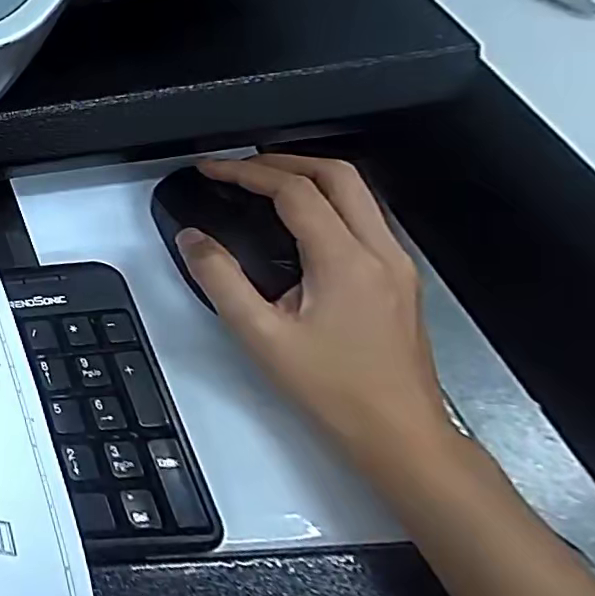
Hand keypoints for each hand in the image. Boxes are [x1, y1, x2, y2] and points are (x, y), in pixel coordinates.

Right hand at [173, 155, 451, 463]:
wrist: (401, 436)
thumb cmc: (334, 390)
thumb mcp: (260, 335)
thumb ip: (219, 279)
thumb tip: (193, 239)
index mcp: (346, 262)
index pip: (295, 190)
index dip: (247, 171)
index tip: (212, 170)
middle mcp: (381, 254)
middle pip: (338, 175)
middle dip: (283, 159)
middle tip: (239, 165)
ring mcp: (396, 266)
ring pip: (357, 192)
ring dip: (307, 175)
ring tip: (261, 181)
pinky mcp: (398, 279)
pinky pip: (363, 216)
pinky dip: (325, 199)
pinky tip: (295, 219)